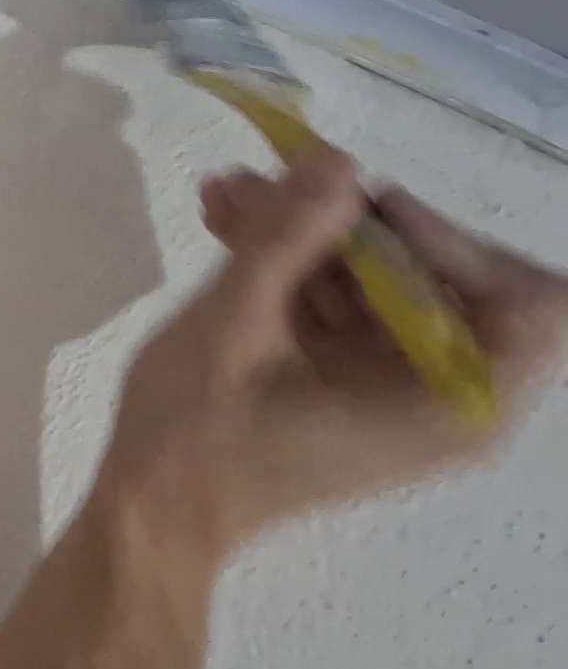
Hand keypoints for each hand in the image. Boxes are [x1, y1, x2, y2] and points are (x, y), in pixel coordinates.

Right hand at [94, 148, 567, 557]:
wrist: (150, 506)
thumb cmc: (194, 431)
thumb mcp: (231, 328)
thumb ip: (284, 243)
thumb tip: (334, 162)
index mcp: (452, 403)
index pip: (517, 300)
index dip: (440, 237)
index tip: (344, 199)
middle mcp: (440, 394)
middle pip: (428, 282)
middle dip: (341, 224)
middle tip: (265, 177)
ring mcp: (383, 388)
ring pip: (366, 287)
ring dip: (297, 236)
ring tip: (223, 190)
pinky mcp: (334, 382)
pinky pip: (327, 310)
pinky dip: (280, 268)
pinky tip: (222, 224)